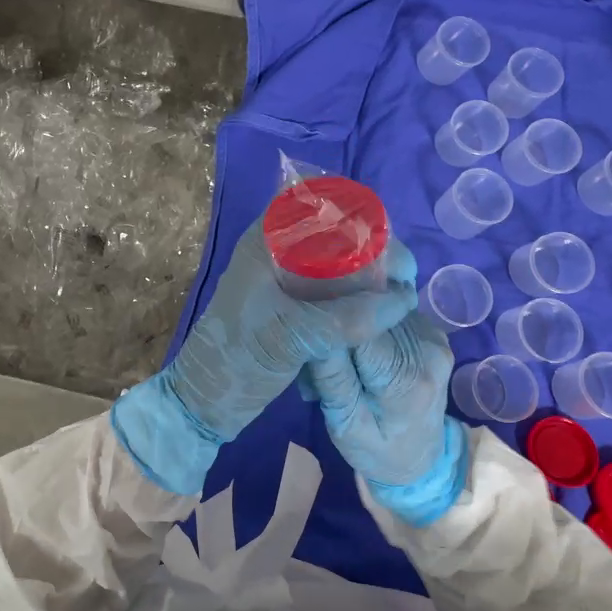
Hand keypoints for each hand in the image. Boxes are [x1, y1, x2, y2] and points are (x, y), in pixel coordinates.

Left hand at [110, 216, 416, 493]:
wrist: (205, 403)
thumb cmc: (237, 358)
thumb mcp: (292, 336)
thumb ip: (346, 318)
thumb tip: (404, 300)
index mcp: (267, 240)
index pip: (323, 207)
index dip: (364, 222)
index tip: (397, 255)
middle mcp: (278, 251)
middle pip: (338, 236)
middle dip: (376, 254)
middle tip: (406, 284)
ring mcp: (286, 280)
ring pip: (340, 266)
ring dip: (370, 280)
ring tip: (401, 302)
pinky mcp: (294, 308)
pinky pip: (335, 293)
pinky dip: (357, 301)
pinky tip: (381, 317)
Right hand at [314, 313, 468, 526]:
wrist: (422, 461)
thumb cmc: (377, 450)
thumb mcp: (345, 425)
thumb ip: (333, 378)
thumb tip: (319, 328)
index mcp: (404, 378)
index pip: (359, 326)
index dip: (331, 317)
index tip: (309, 322)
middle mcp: (427, 350)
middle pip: (371, 310)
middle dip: (342, 315)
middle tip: (320, 338)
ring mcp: (434, 338)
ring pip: (381, 304)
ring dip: (357, 315)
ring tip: (341, 342)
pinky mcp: (433, 333)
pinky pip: (392, 312)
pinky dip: (372, 320)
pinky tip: (363, 343)